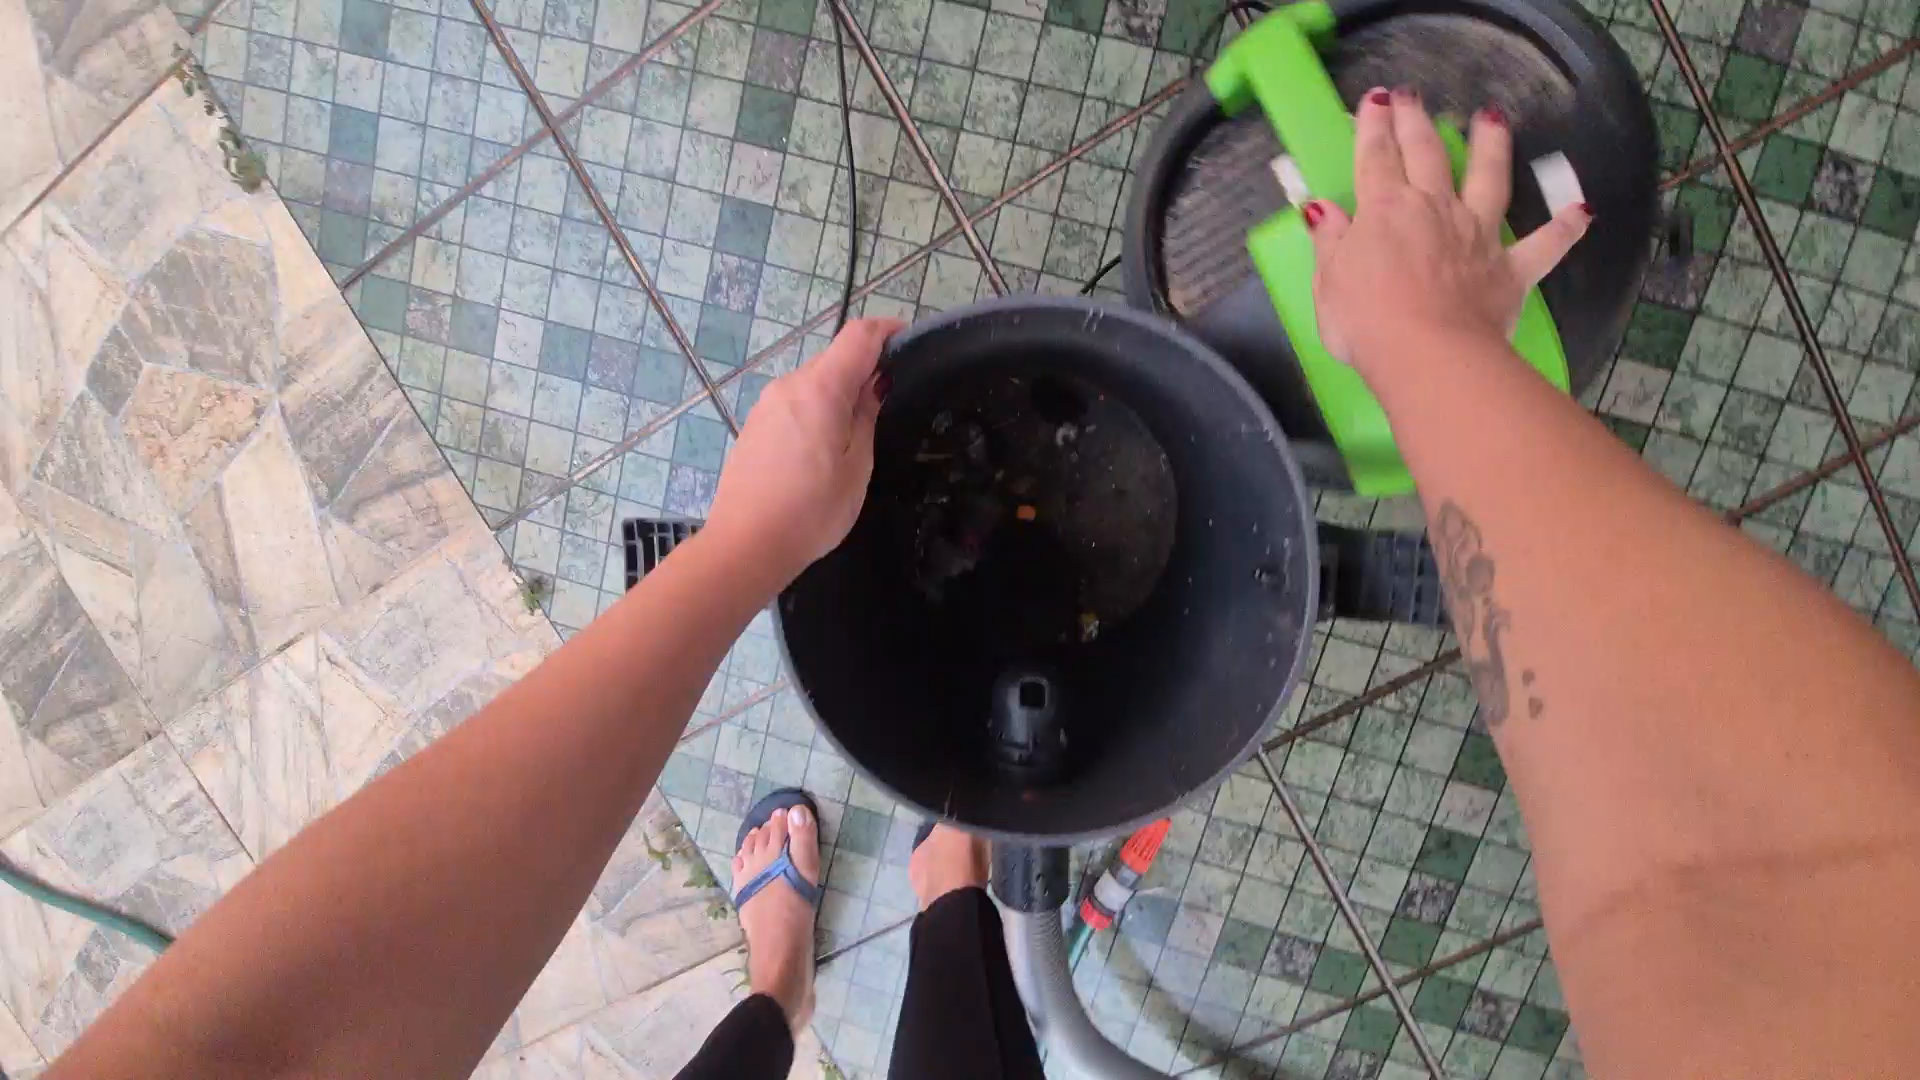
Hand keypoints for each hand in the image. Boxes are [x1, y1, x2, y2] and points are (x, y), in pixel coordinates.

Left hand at [708, 318, 902, 580]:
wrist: (746, 544)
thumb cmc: (812, 511)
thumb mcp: (857, 466)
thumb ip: (866, 417)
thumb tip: (874, 385)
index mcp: (820, 388)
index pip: (858, 336)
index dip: (887, 331)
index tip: (909, 342)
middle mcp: (789, 386)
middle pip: (834, 360)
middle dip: (864, 371)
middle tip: (890, 404)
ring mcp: (766, 406)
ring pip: (813, 384)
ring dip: (839, 395)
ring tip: (858, 436)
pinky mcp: (755, 427)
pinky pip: (794, 405)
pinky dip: (816, 412)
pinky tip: (825, 450)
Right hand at [1306, 87, 1591, 378]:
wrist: (1425, 353)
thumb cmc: (1364, 320)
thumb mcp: (1328, 282)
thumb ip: (1330, 241)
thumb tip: (1320, 209)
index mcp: (1385, 211)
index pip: (1375, 159)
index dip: (1373, 127)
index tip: (1375, 101)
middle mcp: (1435, 208)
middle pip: (1426, 154)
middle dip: (1416, 123)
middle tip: (1412, 99)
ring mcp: (1477, 234)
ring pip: (1490, 178)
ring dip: (1492, 145)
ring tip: (1493, 119)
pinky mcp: (1509, 267)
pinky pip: (1545, 244)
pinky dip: (1563, 228)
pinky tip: (1580, 213)